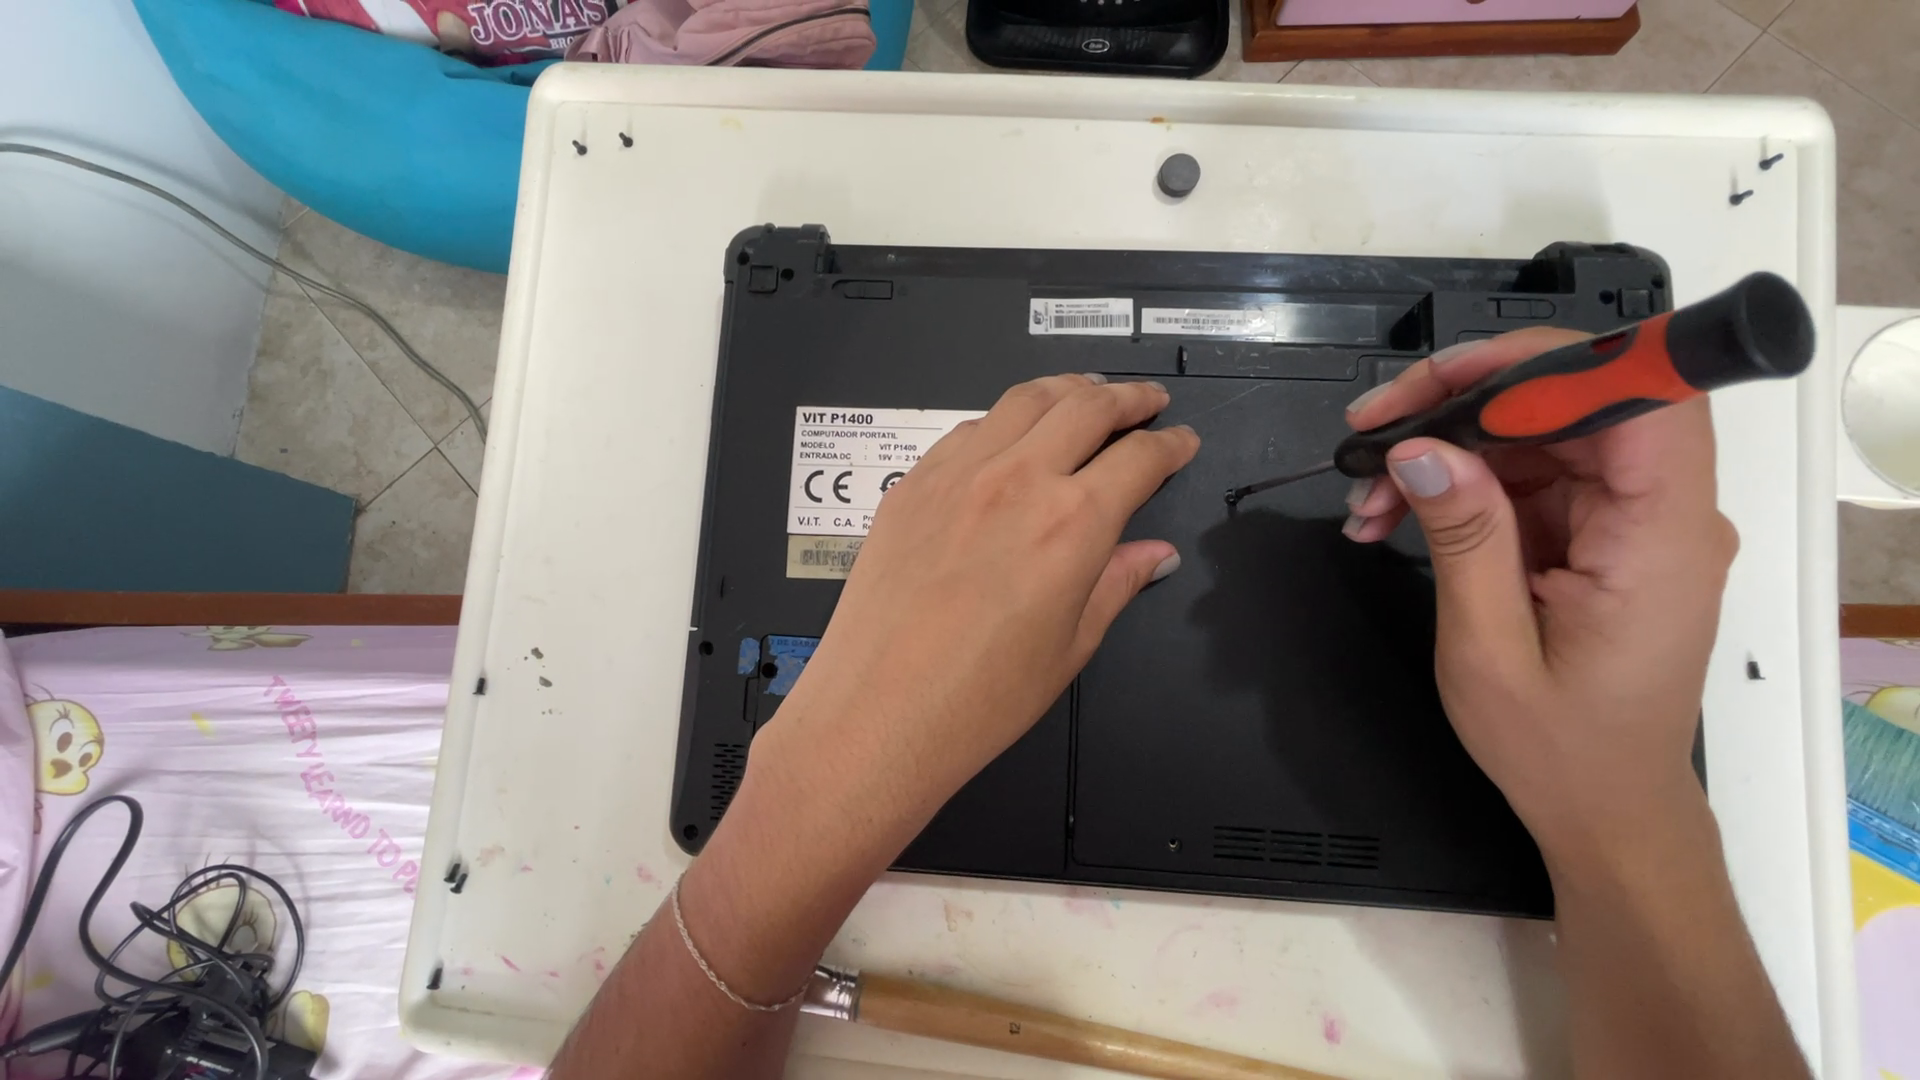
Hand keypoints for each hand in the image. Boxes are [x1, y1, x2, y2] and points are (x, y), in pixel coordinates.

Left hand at [758, 374, 1199, 819]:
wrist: (877, 711)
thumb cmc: (981, 697)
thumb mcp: (1070, 646)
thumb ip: (1117, 583)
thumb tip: (1154, 554)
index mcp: (1072, 522)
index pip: (1138, 459)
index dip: (1170, 446)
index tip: (1182, 442)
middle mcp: (1017, 480)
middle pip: (1086, 406)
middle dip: (1129, 397)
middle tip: (1147, 400)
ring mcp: (957, 473)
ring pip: (1024, 400)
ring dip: (1067, 390)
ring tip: (1087, 394)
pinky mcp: (912, 483)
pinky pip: (968, 429)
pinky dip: (1004, 419)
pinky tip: (1010, 434)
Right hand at [1342, 330, 1737, 853]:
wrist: (1599, 806)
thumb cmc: (1556, 746)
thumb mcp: (1488, 647)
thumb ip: (1463, 538)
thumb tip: (1419, 451)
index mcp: (1660, 537)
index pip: (1638, 395)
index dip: (1545, 364)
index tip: (1443, 381)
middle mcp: (1656, 512)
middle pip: (1569, 405)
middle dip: (1456, 408)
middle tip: (1365, 436)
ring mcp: (1620, 521)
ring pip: (1528, 441)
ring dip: (1438, 456)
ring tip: (1363, 505)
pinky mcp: (1586, 536)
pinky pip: (1516, 482)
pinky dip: (1449, 490)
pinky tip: (1387, 519)